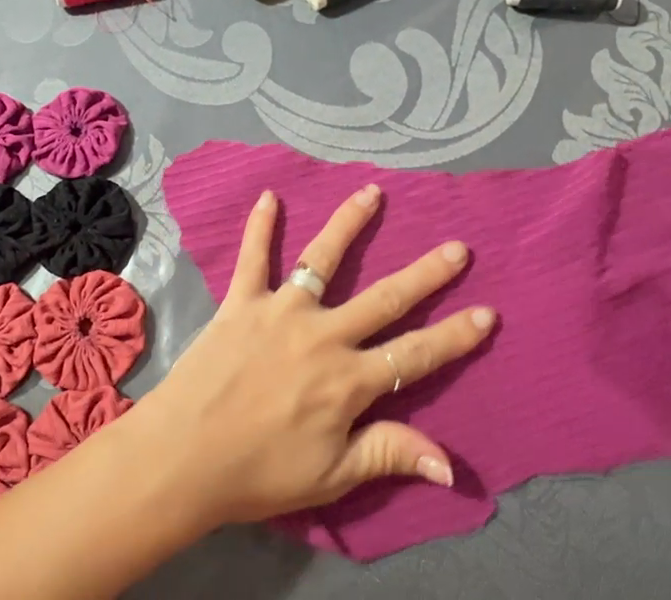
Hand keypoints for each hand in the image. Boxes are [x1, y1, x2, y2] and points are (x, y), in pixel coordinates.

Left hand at [124, 184, 495, 527]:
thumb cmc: (259, 473)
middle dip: (426, 273)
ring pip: (324, 260)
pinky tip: (269, 196)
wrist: (182, 456)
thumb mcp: (332, 476)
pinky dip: (261, 226)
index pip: (416, 354)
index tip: (488, 312)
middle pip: (385, 298)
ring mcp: (281, 312)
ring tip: (372, 193)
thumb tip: (453, 465)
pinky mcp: (240, 302)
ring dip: (350, 223)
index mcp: (350, 381)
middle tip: (457, 247)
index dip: (455, 336)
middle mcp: (323, 335)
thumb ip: (389, 454)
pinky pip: (254, 257)